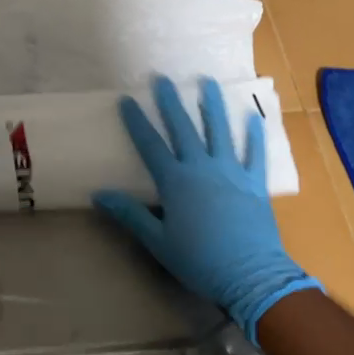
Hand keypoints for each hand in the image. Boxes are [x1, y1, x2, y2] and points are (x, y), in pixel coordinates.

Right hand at [93, 76, 320, 345]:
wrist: (251, 277)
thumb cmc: (200, 261)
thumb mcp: (158, 242)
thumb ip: (130, 215)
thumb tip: (98, 194)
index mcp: (175, 182)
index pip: (150, 145)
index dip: (137, 122)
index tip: (126, 99)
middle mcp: (201, 168)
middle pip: (183, 128)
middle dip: (171, 102)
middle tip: (163, 77)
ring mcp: (231, 172)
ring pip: (220, 131)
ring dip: (213, 104)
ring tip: (208, 81)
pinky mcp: (255, 184)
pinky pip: (255, 154)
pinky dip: (255, 135)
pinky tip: (254, 117)